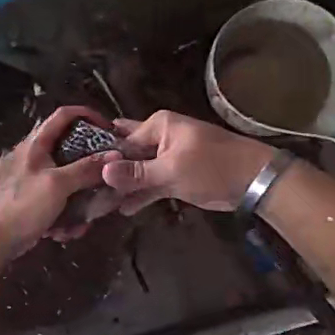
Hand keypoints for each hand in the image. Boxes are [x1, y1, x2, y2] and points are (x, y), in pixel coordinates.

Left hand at [0, 107, 123, 262]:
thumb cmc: (22, 206)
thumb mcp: (58, 185)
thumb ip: (86, 168)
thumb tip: (115, 154)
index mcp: (35, 144)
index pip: (64, 114)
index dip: (88, 115)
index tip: (110, 131)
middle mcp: (33, 156)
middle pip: (71, 151)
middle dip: (90, 171)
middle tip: (106, 183)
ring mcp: (32, 179)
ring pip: (68, 182)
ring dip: (78, 202)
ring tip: (81, 221)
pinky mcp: (32, 200)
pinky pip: (58, 202)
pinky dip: (64, 216)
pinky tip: (63, 232)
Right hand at [100, 111, 276, 212]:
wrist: (255, 182)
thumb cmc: (214, 166)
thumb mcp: (172, 170)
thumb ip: (136, 173)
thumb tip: (102, 171)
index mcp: (158, 126)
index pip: (119, 139)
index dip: (100, 156)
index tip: (79, 172)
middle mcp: (158, 139)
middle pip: (125, 155)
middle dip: (107, 173)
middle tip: (83, 189)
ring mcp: (165, 159)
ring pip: (135, 173)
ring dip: (120, 188)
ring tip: (96, 204)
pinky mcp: (172, 178)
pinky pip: (148, 185)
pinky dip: (137, 196)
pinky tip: (120, 209)